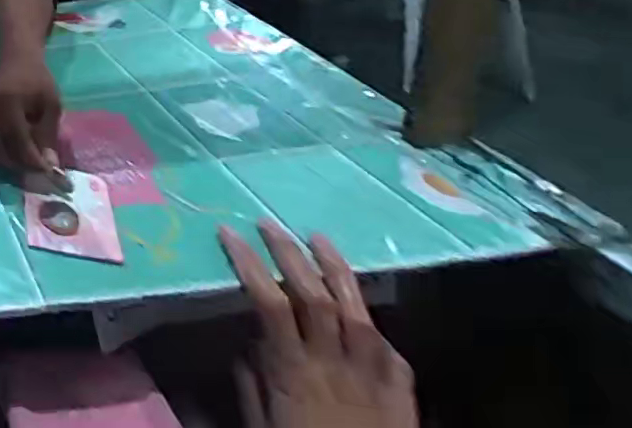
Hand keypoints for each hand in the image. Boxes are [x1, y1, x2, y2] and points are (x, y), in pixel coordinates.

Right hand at [0, 54, 61, 172]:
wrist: (16, 59)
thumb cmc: (38, 80)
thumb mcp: (51, 105)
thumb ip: (48, 135)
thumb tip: (50, 166)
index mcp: (8, 101)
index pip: (16, 138)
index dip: (30, 159)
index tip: (47, 173)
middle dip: (16, 165)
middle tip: (35, 175)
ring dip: (5, 162)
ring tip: (25, 168)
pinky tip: (14, 156)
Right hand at [219, 220, 416, 427]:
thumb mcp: (263, 424)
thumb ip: (252, 382)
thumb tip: (245, 343)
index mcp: (295, 372)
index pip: (270, 301)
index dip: (249, 262)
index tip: (228, 233)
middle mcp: (335, 366)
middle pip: (314, 296)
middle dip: (288, 253)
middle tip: (266, 224)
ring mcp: (375, 378)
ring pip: (358, 311)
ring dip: (335, 270)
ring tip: (317, 238)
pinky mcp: (404, 395)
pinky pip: (388, 348)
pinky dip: (368, 322)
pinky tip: (357, 309)